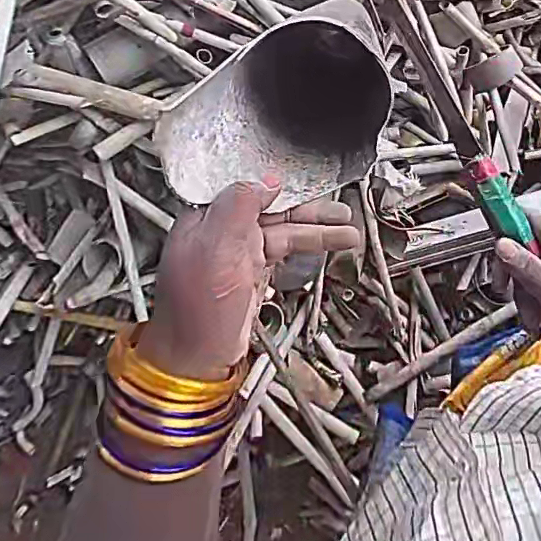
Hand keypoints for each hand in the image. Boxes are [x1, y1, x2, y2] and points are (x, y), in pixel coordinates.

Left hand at [139, 180, 359, 379]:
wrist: (195, 358)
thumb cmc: (194, 310)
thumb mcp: (215, 248)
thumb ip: (238, 207)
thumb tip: (264, 182)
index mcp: (207, 217)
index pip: (248, 186)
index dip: (281, 183)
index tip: (310, 182)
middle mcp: (224, 231)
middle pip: (272, 208)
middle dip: (308, 208)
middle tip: (339, 208)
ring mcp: (239, 253)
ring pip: (284, 231)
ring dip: (317, 229)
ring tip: (345, 228)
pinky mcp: (252, 273)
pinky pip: (284, 251)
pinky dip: (308, 248)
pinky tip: (325, 246)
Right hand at [494, 211, 540, 382]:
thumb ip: (528, 269)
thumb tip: (502, 244)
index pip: (532, 220)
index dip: (509, 225)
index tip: (493, 240)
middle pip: (524, 247)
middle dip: (512, 269)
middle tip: (505, 287)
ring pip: (527, 269)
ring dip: (521, 292)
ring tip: (531, 313)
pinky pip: (536, 286)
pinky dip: (531, 302)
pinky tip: (537, 318)